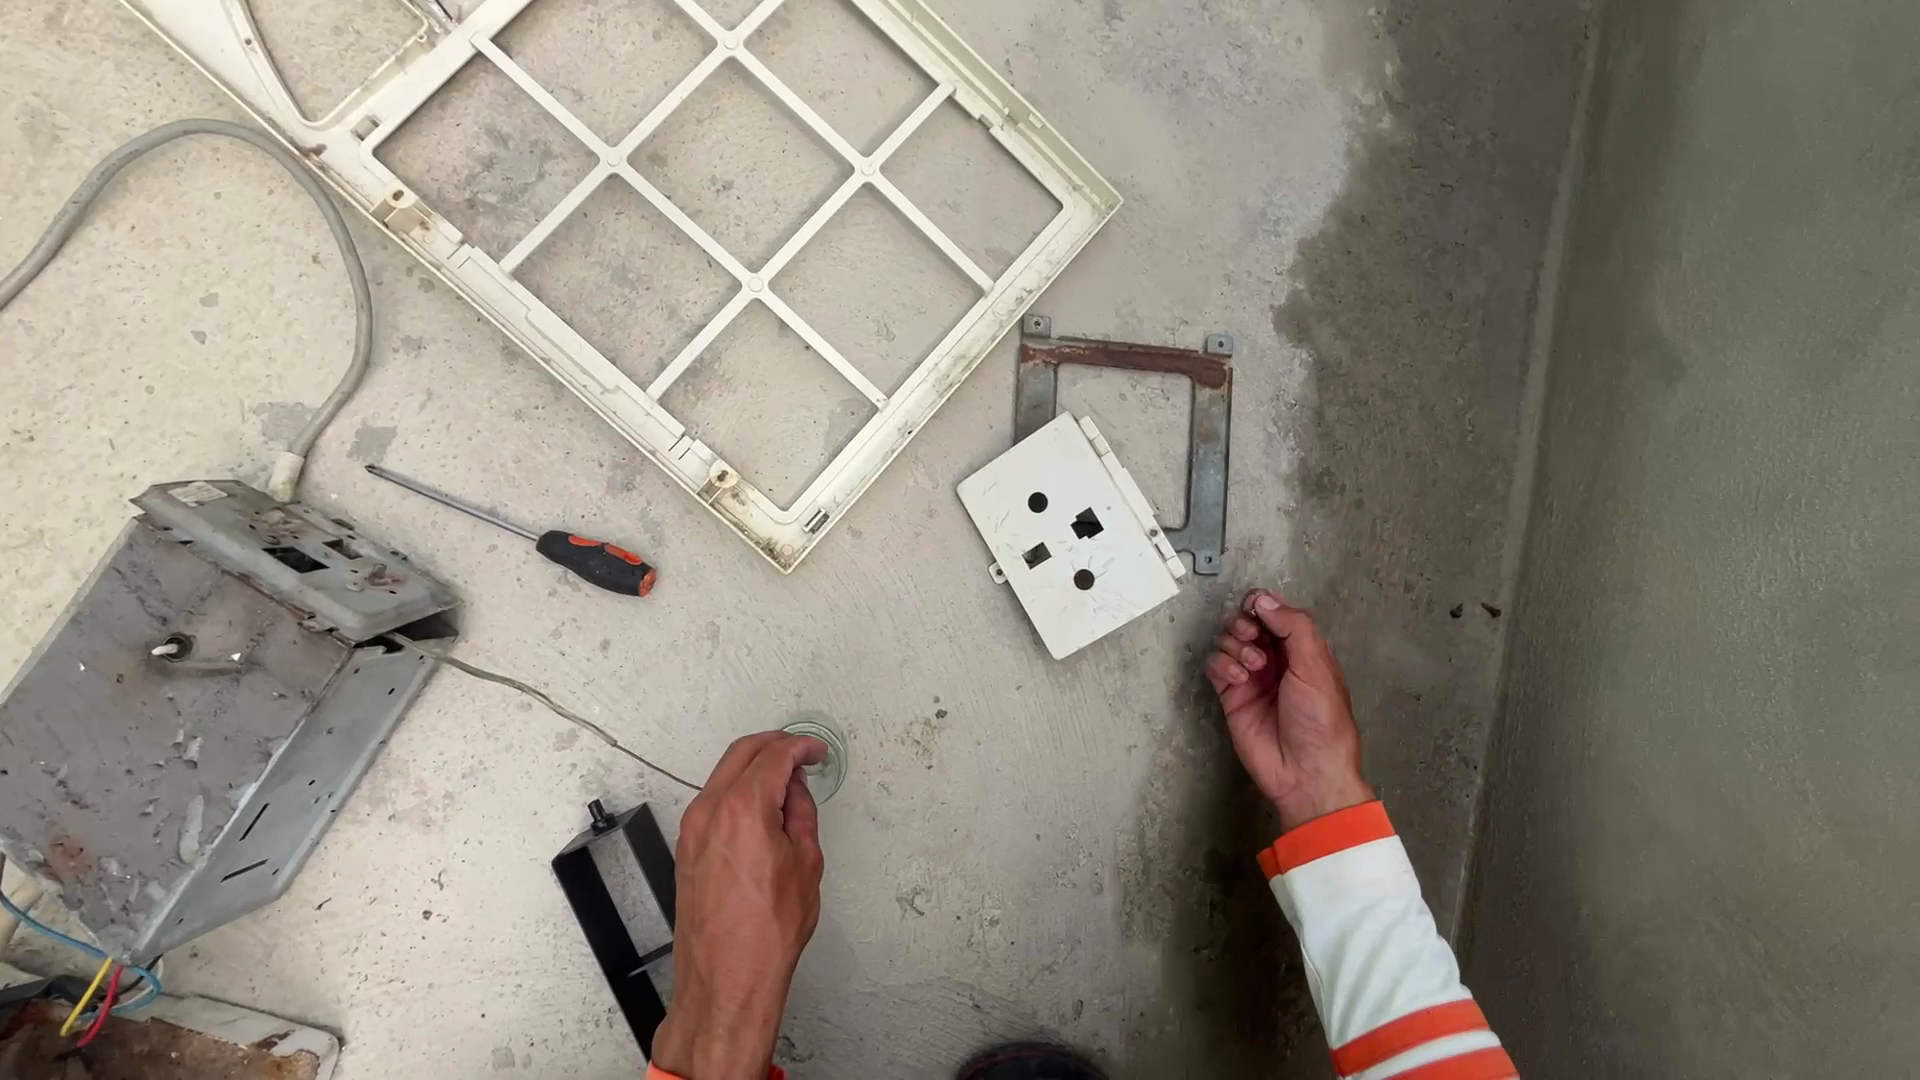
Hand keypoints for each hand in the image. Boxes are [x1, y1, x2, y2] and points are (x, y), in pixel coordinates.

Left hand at [652, 733, 826, 1079]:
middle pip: (743, 751)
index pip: (775, 755)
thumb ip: (802, 813)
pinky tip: (763, 804)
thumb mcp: (806, 862)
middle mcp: (710, 810)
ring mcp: (692, 827)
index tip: (818, 752)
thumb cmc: (768, 930)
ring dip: (756, 765)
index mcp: (744, 808)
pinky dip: (739, 786)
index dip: (802, 746)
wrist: (727, 979)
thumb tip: (795, 789)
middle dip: (777, 744)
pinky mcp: (686, 846)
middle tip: (804, 754)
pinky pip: (714, 796)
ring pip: (725, 771)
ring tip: (787, 783)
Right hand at [1205, 590, 1374, 831]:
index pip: (1275, 611)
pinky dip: (1221, 666)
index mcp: (1302, 648)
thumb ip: (1294, 627)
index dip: (1262, 606)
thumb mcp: (1316, 667)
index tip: (1257, 613)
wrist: (1304, 771)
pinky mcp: (1230, 694)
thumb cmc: (1320, 719)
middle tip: (1253, 640)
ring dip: (1234, 647)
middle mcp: (1275, 657)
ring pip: (1227, 640)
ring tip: (1252, 669)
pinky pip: (1214, 665)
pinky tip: (1237, 681)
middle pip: (1245, 621)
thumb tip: (1263, 599)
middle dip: (1244, 625)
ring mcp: (1250, 675)